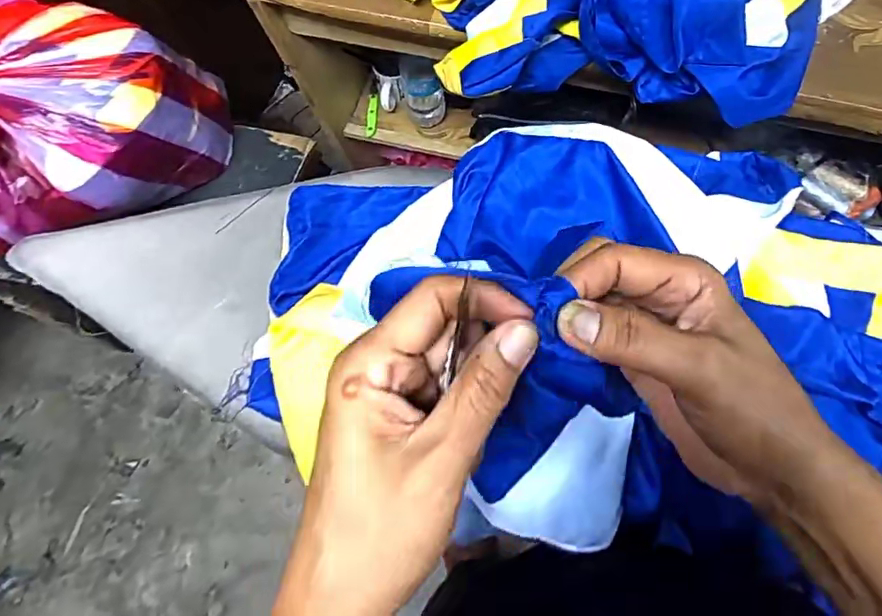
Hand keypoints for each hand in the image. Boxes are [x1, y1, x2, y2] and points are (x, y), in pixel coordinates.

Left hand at [273, 275, 538, 615]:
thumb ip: (486, 387)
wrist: (341, 605)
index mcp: (369, 363)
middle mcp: (378, 362)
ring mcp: (392, 384)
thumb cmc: (378, 535)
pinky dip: (483, 379)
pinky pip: (454, 373)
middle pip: (448, 317)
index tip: (531, 320)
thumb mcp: (441, 457)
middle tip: (540, 346)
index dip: (487, 297)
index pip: (435, 296)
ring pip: (456, 345)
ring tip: (528, 370)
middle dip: (495, 327)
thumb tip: (528, 327)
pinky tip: (505, 392)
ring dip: (492, 355)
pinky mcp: (408, 406)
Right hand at [554, 239, 852, 507]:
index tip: (541, 316)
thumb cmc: (751, 406)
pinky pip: (600, 340)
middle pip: (603, 274)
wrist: (775, 465)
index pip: (619, 259)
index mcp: (687, 277)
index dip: (578, 279)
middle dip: (567, 293)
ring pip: (597, 306)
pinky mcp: (642, 360)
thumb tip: (564, 314)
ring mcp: (652, 326)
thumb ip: (634, 339)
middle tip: (531, 331)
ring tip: (532, 348)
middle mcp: (666, 293)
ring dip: (566, 320)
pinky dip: (576, 346)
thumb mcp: (698, 369)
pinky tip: (553, 363)